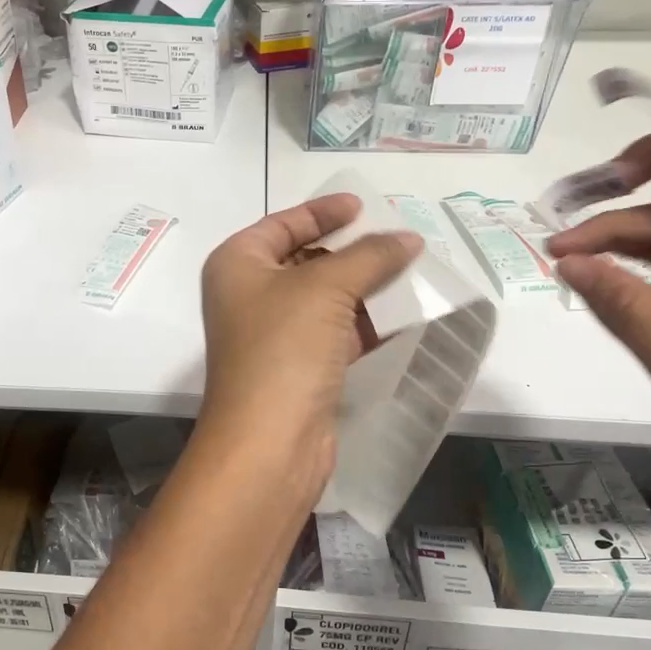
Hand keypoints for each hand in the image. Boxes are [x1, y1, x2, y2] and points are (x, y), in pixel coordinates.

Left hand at [199, 195, 422, 489]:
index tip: (364, 205)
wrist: (269, 443)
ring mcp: (273, 335)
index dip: (322, 212)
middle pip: (305, 259)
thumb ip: (369, 256)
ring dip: (365, 286)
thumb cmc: (283, 348)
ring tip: (413, 270)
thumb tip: (408, 238)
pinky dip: (368, 322)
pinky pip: (336, 332)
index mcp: (237, 264)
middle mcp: (249, 295)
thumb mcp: (325, 288)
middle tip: (398, 238)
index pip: (282, 223)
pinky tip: (407, 313)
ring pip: (325, 298)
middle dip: (351, 250)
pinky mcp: (299, 368)